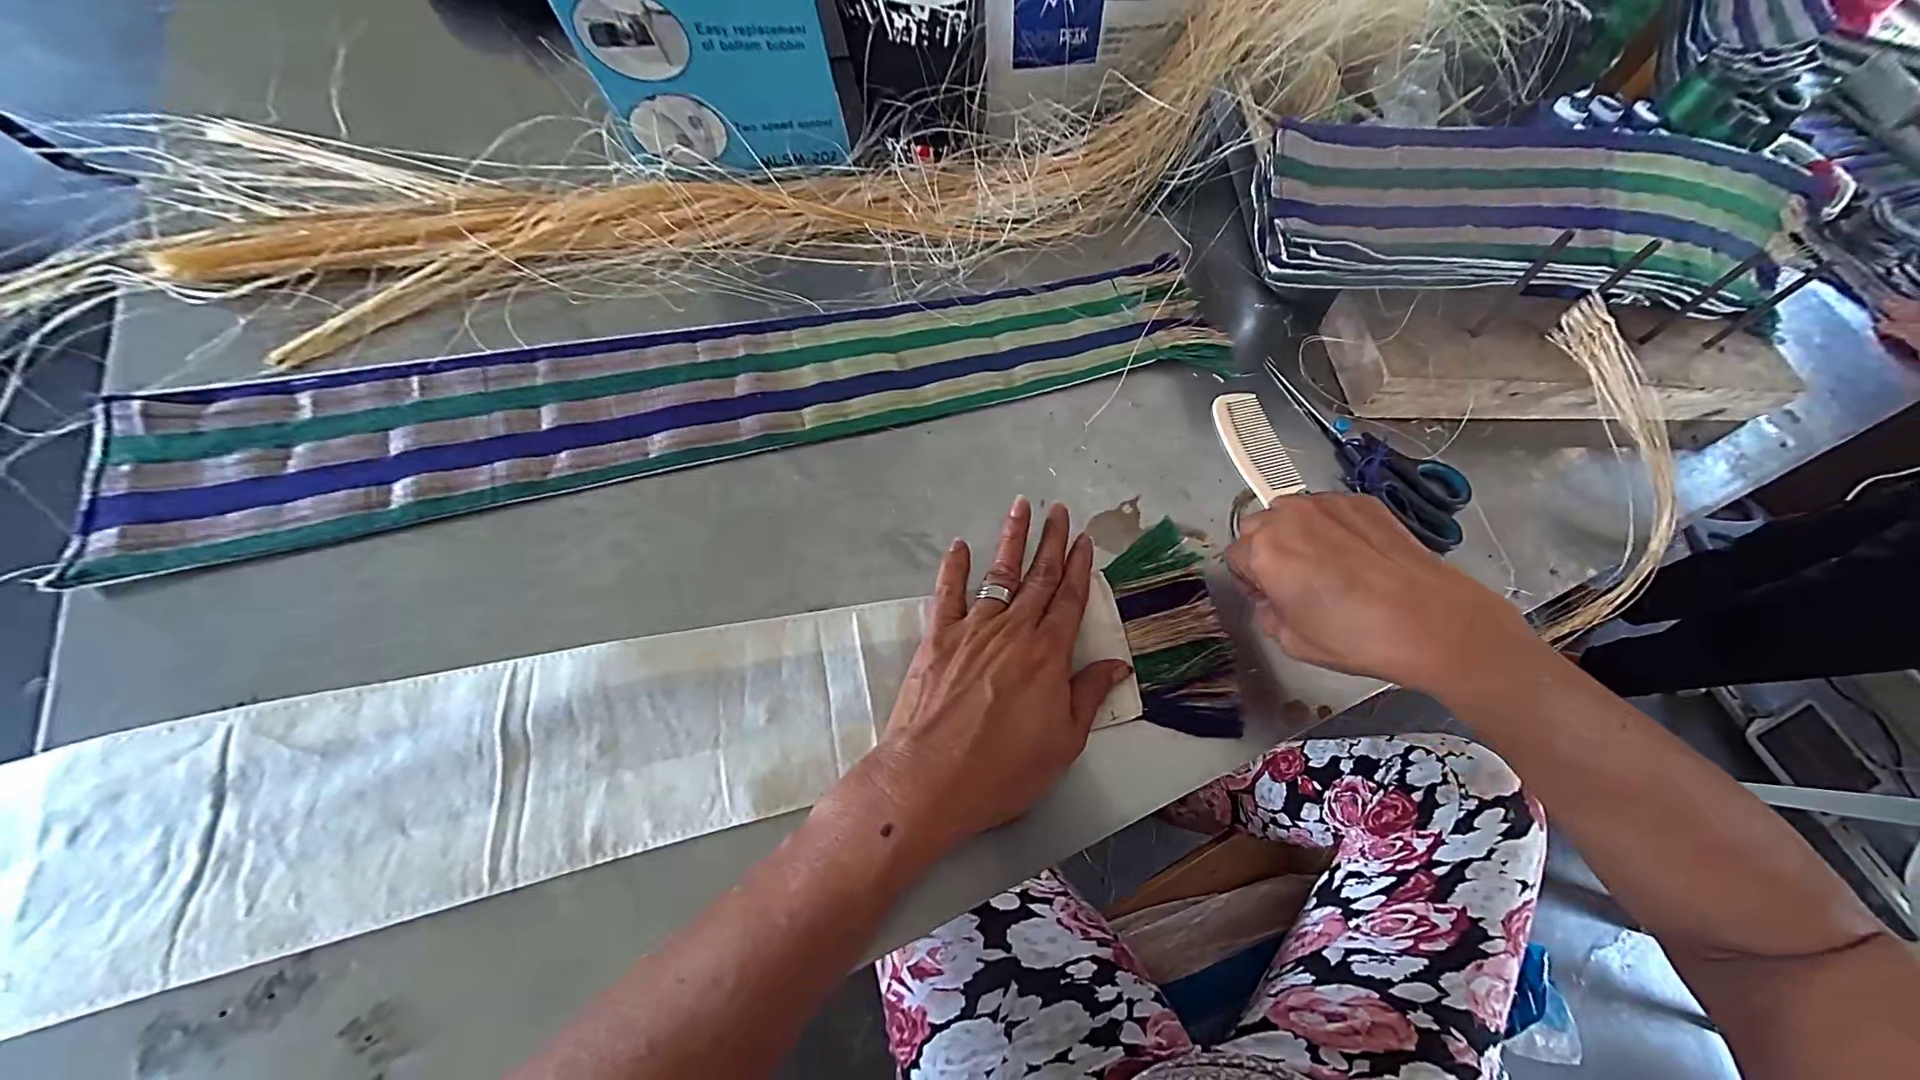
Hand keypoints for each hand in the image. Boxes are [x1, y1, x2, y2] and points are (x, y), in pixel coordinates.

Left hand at [832, 497, 1132, 853]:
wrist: (932, 778)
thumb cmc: (1004, 768)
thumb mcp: (1063, 742)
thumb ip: (1089, 695)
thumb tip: (1117, 664)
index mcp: (1048, 654)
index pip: (1069, 600)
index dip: (1078, 567)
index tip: (1083, 540)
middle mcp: (1013, 631)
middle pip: (1038, 578)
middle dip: (1051, 541)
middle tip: (1058, 512)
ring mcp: (972, 630)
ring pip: (998, 575)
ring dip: (1011, 540)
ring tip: (1020, 508)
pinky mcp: (938, 638)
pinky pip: (948, 593)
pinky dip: (953, 567)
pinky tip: (959, 546)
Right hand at [1225, 493, 1543, 695]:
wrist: (1433, 622)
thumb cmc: (1359, 635)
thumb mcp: (1290, 640)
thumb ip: (1266, 612)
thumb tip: (1272, 600)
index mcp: (1263, 551)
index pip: (1233, 556)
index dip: (1249, 580)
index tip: (1268, 595)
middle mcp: (1289, 518)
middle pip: (1257, 527)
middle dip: (1267, 550)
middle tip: (1294, 580)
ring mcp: (1327, 505)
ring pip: (1291, 513)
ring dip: (1296, 534)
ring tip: (1326, 566)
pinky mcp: (1362, 502)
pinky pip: (1328, 510)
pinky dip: (1331, 527)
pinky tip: (1353, 557)